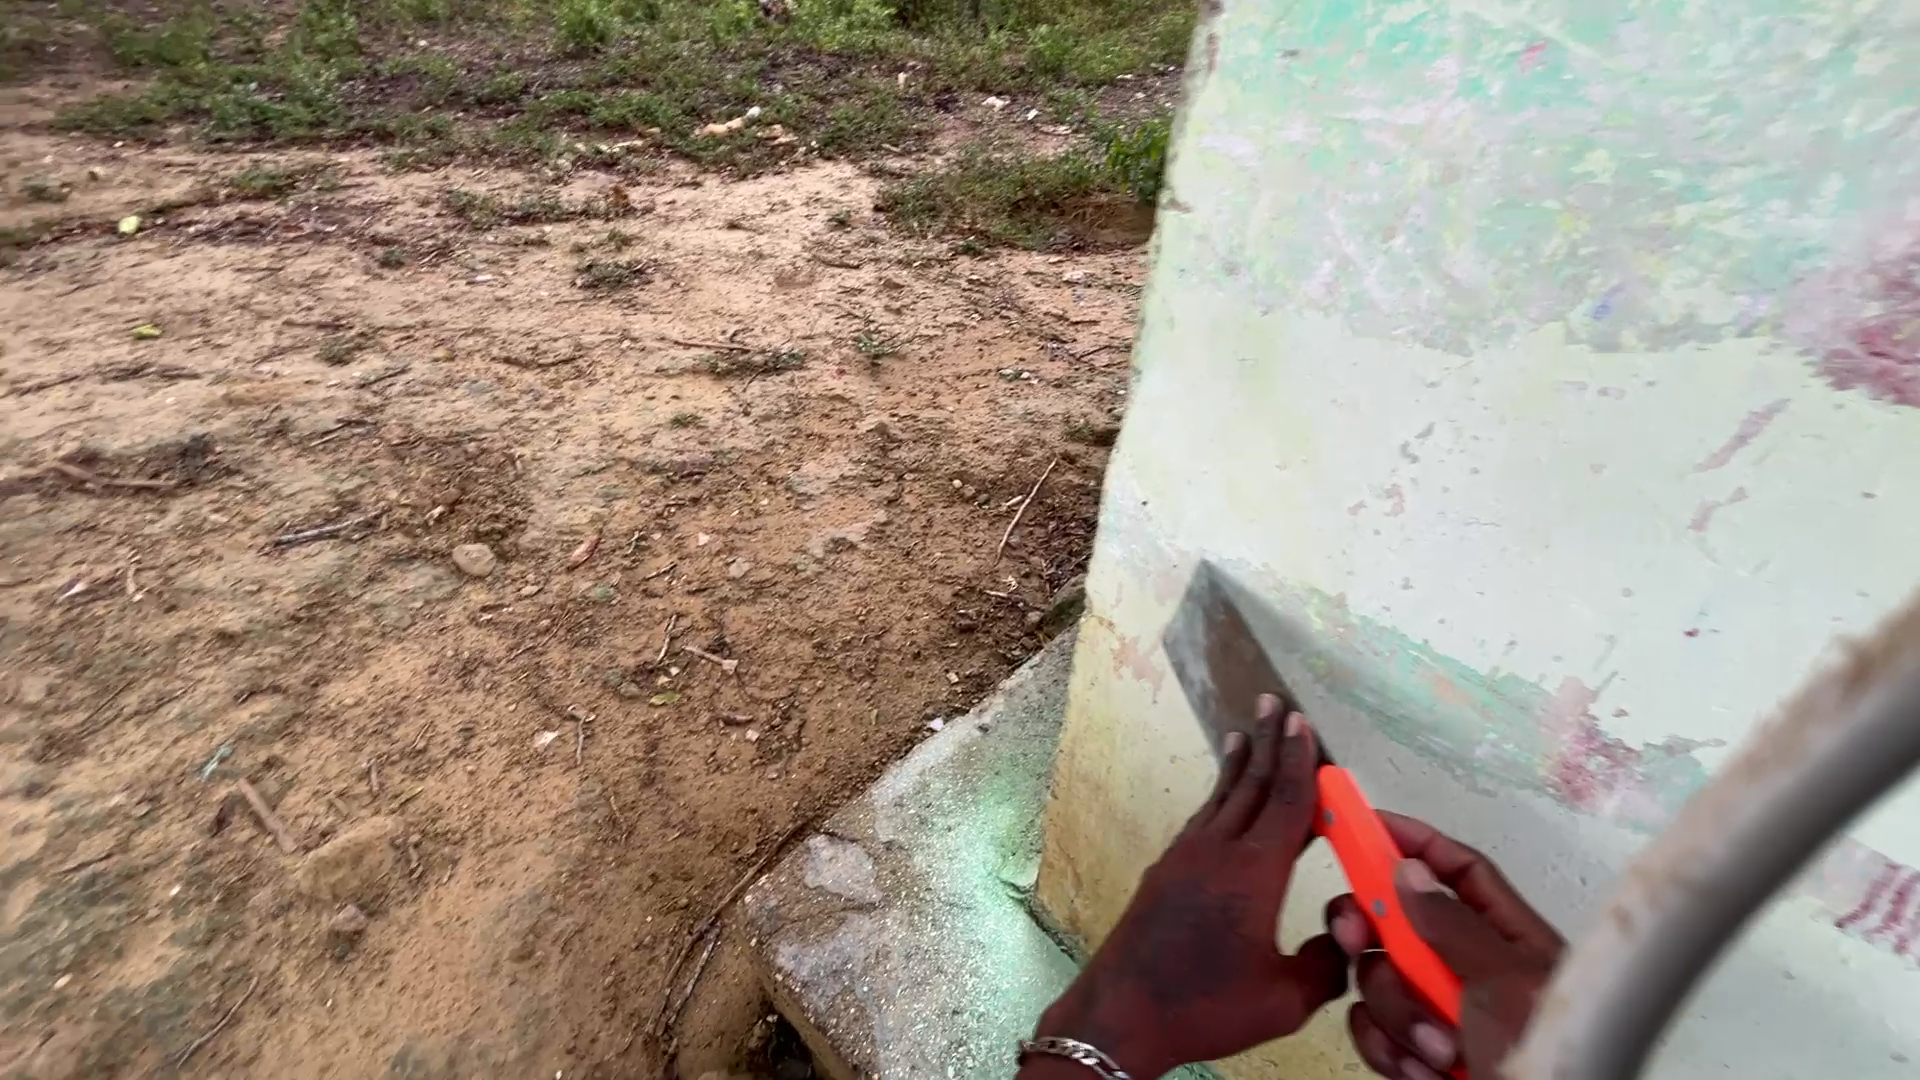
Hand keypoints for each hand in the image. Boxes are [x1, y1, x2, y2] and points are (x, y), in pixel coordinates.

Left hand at [1026, 698, 1346, 1078]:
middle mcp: (1218, 848)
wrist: (1125, 1006)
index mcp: (1254, 872)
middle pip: (1251, 784)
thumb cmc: (1208, 1004)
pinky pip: (1203, 817)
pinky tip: (1222, 793)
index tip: (1303, 723)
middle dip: (1267, 742)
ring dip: (1238, 762)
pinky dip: (1218, 794)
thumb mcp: (1284, 999)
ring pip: (1221, 797)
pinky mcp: (1168, 866)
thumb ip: (1324, 964)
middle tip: (1274, 702)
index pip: (1285, 802)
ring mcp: (1187, 853)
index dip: (1299, 760)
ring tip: (1245, 731)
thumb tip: (1344, 936)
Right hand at [1324, 813, 1564, 1079]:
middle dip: (1368, 928)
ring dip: (1394, 1009)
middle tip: (1356, 935)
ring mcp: (1439, 1009)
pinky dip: (1387, 1047)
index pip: (1453, 867)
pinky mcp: (1415, 1050)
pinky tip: (1420, 1071)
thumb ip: (1452, 924)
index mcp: (1507, 939)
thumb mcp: (1508, 986)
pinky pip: (1371, 1025)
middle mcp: (1466, 966)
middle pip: (1393, 915)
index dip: (1407, 838)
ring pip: (1374, 972)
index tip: (1357, 821)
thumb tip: (1406, 868)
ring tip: (1436, 1050)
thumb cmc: (1552, 1062)